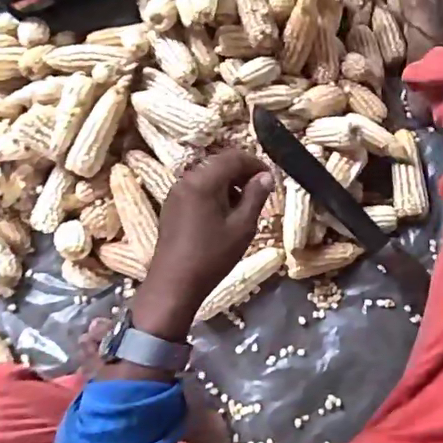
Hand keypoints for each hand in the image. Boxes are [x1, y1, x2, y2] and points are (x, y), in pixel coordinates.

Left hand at [126, 150, 272, 340]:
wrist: (173, 285)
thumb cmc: (212, 256)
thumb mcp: (242, 226)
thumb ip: (255, 196)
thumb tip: (266, 176)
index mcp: (203, 180)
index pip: (234, 157)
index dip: (255, 164)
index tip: (271, 179)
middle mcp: (186, 180)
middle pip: (219, 164)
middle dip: (242, 174)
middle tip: (261, 193)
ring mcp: (175, 193)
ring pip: (208, 177)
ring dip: (229, 185)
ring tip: (245, 207)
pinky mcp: (171, 207)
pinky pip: (197, 190)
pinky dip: (214, 194)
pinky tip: (224, 216)